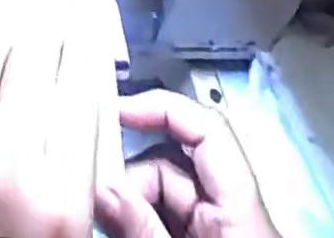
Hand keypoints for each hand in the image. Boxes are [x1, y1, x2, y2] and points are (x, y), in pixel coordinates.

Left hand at [0, 28, 103, 237]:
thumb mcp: (69, 231)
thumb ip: (81, 167)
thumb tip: (82, 94)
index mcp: (56, 196)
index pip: (78, 93)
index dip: (82, 53)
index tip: (83, 36)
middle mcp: (5, 168)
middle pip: (30, 69)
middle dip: (44, 38)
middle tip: (48, 28)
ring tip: (8, 37)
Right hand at [95, 90, 280, 237]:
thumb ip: (144, 226)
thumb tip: (100, 185)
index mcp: (242, 205)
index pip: (206, 127)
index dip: (161, 107)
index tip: (116, 110)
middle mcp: (230, 207)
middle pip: (174, 162)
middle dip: (131, 170)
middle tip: (92, 188)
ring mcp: (216, 227)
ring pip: (163, 192)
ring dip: (129, 198)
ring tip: (98, 212)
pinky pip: (165, 218)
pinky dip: (138, 218)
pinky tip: (114, 226)